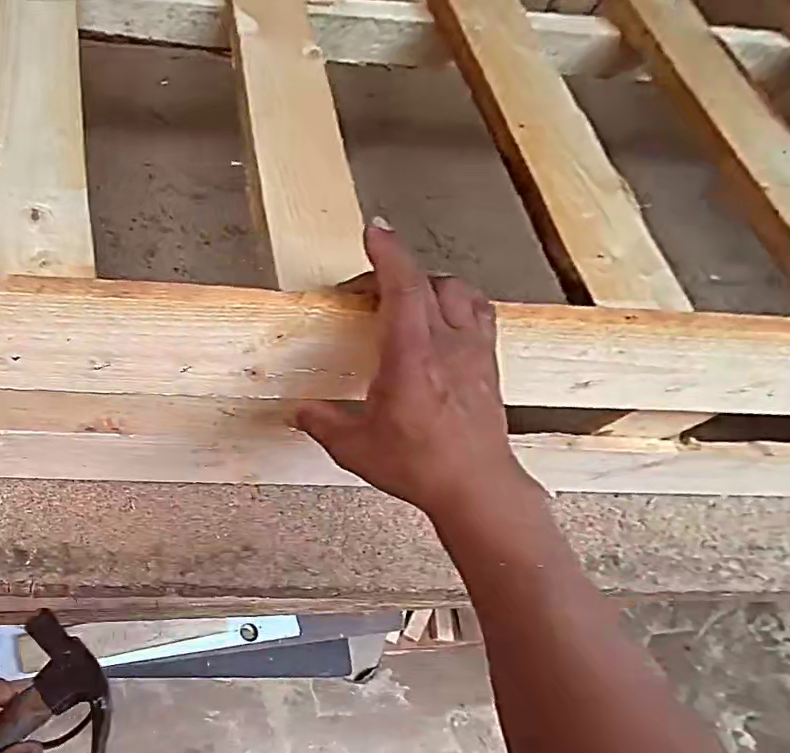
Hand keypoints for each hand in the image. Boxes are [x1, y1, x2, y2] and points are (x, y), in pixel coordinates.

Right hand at [295, 223, 540, 526]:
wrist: (474, 485)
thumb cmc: (419, 465)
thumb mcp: (355, 447)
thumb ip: (322, 423)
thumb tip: (300, 412)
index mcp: (411, 357)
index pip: (402, 287)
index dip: (387, 253)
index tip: (374, 230)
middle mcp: (447, 344)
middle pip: (428, 282)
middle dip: (397, 271)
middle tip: (370, 283)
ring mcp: (473, 352)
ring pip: (459, 292)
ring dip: (431, 284)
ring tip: (408, 296)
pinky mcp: (488, 365)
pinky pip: (479, 314)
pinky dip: (459, 303)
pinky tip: (446, 319)